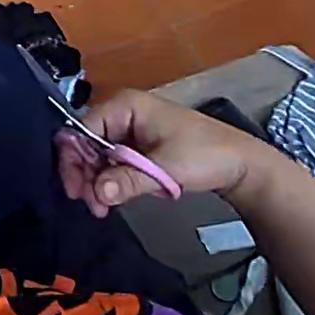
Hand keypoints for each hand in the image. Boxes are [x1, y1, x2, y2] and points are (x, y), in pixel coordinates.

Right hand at [59, 90, 281, 216]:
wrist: (239, 164)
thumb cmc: (206, 155)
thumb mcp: (166, 168)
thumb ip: (130, 179)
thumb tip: (98, 192)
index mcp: (125, 106)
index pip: (81, 131)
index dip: (74, 161)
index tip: (78, 191)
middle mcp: (121, 114)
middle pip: (84, 144)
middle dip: (84, 176)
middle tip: (92, 205)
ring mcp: (127, 131)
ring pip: (95, 158)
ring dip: (95, 183)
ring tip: (102, 208)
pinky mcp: (135, 148)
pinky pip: (110, 164)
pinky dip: (108, 182)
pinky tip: (110, 200)